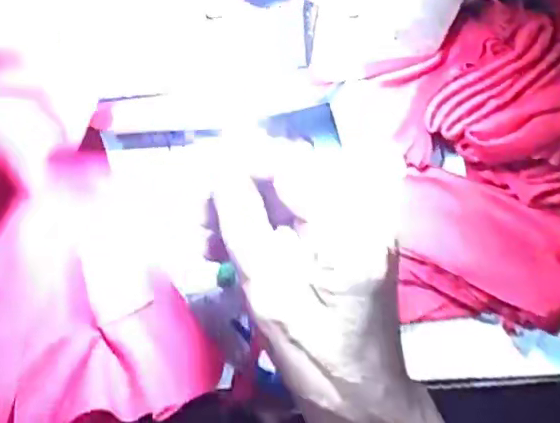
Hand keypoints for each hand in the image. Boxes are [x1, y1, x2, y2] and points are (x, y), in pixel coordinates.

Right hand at [211, 140, 438, 422]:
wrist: (363, 404)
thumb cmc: (317, 357)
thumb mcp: (267, 289)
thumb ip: (240, 220)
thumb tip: (218, 167)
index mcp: (348, 225)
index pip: (286, 163)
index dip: (238, 161)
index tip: (201, 176)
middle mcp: (357, 211)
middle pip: (282, 168)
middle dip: (233, 184)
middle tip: (197, 211)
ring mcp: (350, 220)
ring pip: (278, 185)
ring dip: (237, 202)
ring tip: (204, 233)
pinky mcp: (339, 231)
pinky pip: (286, 205)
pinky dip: (253, 217)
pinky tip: (224, 243)